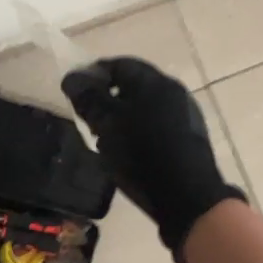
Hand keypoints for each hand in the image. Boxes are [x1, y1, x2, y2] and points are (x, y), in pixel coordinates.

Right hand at [61, 57, 245, 262]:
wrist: (188, 198)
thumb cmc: (142, 156)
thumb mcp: (107, 127)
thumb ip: (88, 99)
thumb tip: (72, 78)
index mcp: (154, 82)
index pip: (118, 64)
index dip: (92, 75)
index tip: (75, 93)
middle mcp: (174, 91)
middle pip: (133, 85)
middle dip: (107, 98)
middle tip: (87, 118)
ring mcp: (186, 114)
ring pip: (145, 106)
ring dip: (123, 116)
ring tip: (104, 138)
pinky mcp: (190, 136)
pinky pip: (157, 123)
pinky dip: (139, 130)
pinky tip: (129, 151)